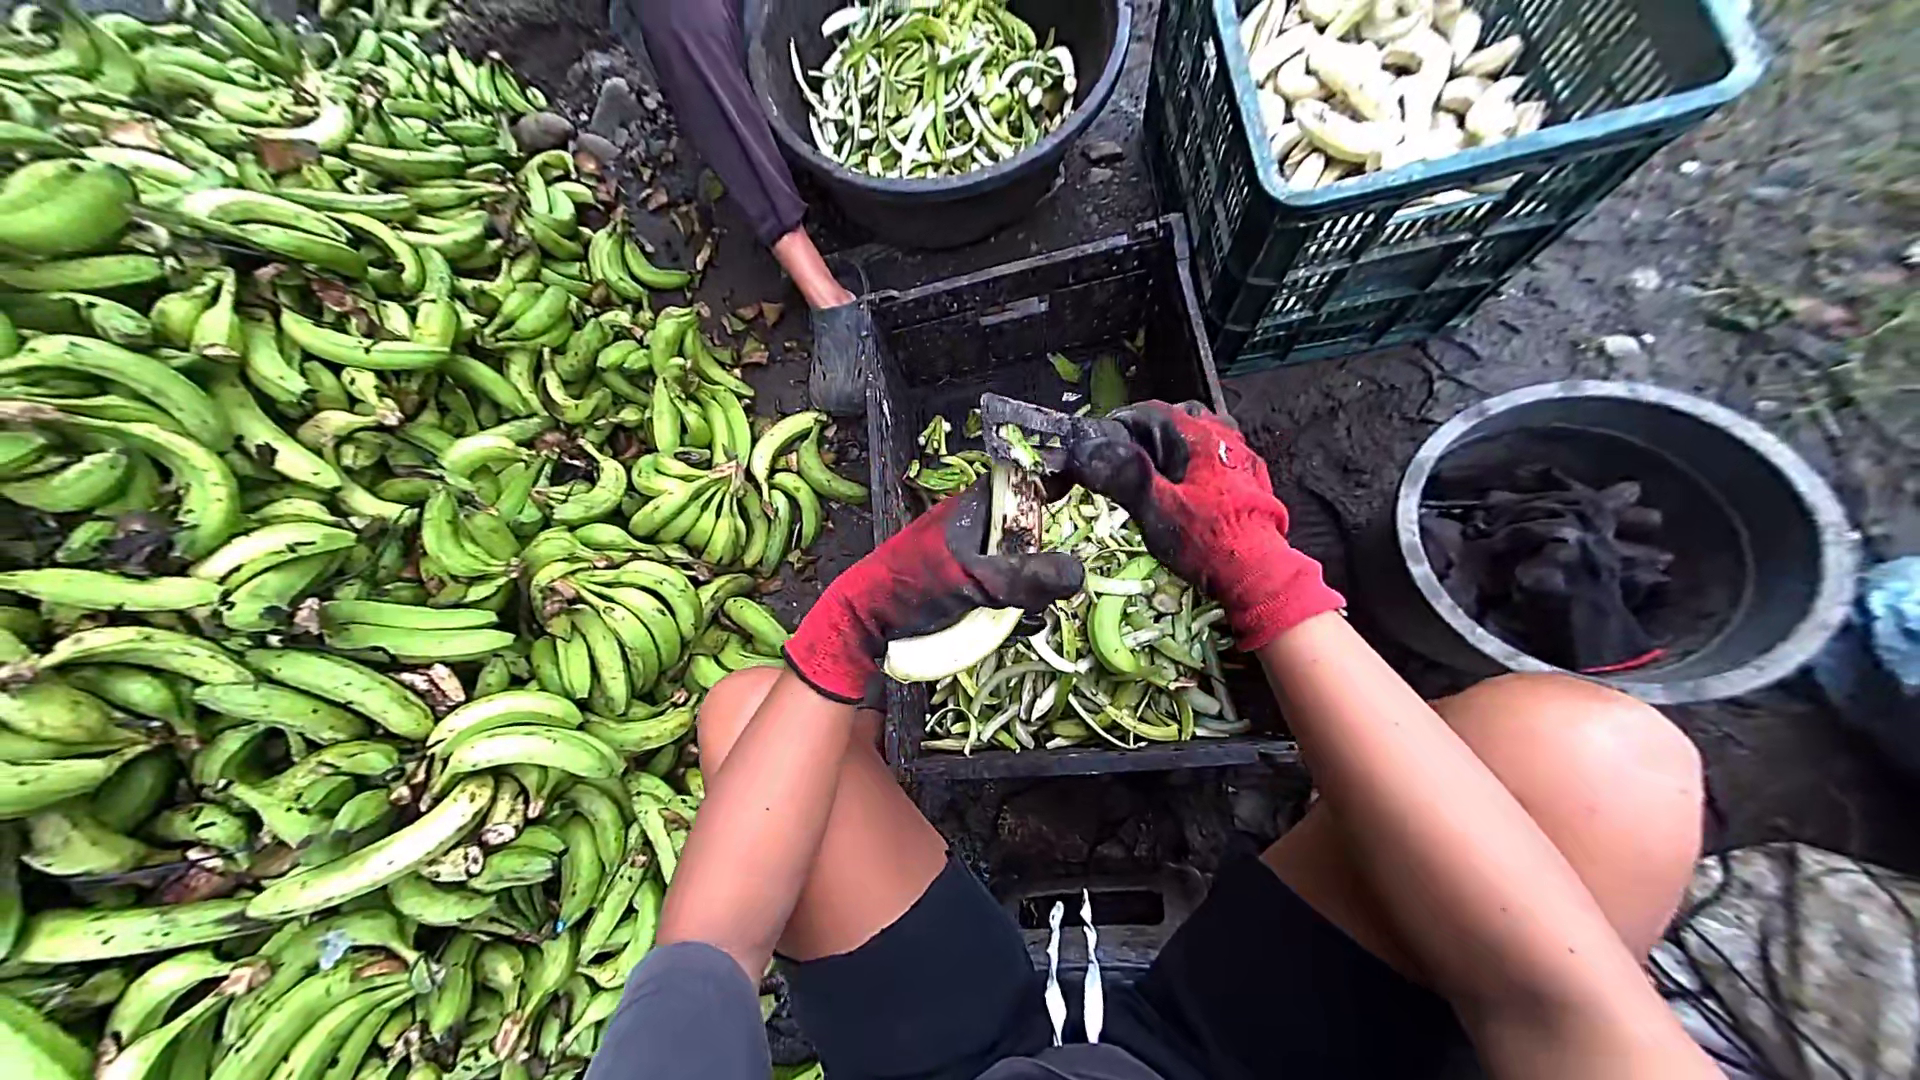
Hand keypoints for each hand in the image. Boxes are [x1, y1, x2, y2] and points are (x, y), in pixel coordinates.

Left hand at [783, 478, 1082, 702]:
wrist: (865, 615)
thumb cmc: (913, 584)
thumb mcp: (974, 579)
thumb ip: (1024, 576)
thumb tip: (1078, 572)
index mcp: (981, 501)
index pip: (1033, 478)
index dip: (1062, 484)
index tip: (1090, 501)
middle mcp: (981, 517)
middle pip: (1035, 525)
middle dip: (1045, 553)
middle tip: (1046, 581)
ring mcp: (975, 545)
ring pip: (1022, 555)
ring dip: (1028, 580)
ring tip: (1017, 605)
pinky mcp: (969, 571)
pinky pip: (1005, 576)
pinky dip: (1011, 593)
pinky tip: (1003, 611)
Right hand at [1067, 400, 1343, 650]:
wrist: (1259, 571)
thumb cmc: (1205, 540)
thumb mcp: (1154, 510)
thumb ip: (1122, 476)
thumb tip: (1087, 450)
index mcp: (1196, 436)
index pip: (1149, 411)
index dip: (1120, 424)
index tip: (1103, 443)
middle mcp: (1222, 435)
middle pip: (1177, 418)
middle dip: (1150, 433)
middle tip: (1129, 457)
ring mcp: (1242, 455)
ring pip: (1200, 436)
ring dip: (1176, 447)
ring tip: (1158, 471)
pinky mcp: (1252, 477)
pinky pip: (1218, 456)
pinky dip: (1197, 464)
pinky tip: (1189, 487)